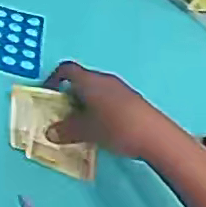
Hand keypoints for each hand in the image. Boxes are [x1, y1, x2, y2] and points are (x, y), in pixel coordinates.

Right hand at [41, 61, 187, 160]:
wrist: (156, 137)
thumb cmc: (115, 127)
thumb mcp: (85, 131)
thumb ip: (65, 130)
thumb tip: (50, 133)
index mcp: (89, 81)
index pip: (66, 69)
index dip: (54, 78)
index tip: (49, 92)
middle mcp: (104, 79)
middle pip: (81, 80)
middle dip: (70, 95)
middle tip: (64, 113)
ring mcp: (121, 89)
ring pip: (95, 90)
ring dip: (85, 103)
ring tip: (83, 123)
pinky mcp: (133, 100)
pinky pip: (109, 98)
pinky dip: (100, 108)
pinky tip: (103, 127)